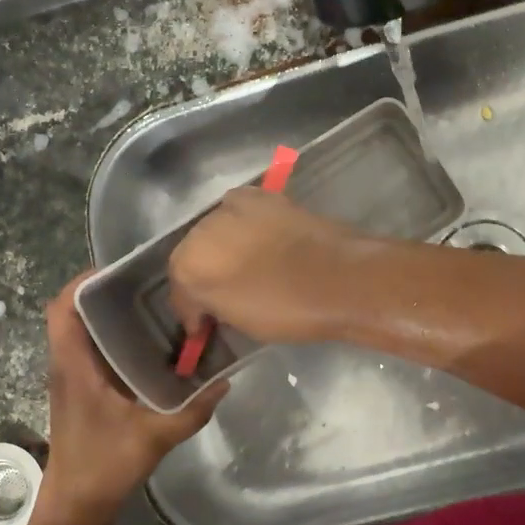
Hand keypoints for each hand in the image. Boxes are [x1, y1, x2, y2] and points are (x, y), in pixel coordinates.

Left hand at [37, 275, 225, 512]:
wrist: (78, 503)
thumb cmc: (104, 464)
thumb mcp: (155, 437)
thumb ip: (191, 410)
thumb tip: (224, 381)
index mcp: (74, 366)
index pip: (63, 307)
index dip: (86, 281)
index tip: (125, 269)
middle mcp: (68, 365)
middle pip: (75, 312)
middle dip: (109, 292)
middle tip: (153, 284)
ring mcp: (74, 379)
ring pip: (85, 331)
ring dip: (113, 315)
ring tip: (158, 307)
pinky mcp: (85, 392)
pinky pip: (96, 351)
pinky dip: (118, 339)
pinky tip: (155, 347)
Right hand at [168, 187, 376, 343]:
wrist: (345, 278)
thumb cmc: (289, 308)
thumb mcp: (242, 322)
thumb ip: (214, 306)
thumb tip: (209, 304)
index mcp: (191, 258)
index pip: (179, 285)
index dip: (190, 308)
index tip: (202, 327)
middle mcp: (206, 223)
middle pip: (194, 251)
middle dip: (204, 274)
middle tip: (220, 298)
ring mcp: (240, 205)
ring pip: (219, 231)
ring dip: (226, 250)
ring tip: (243, 273)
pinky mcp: (270, 198)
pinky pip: (247, 218)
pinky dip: (247, 233)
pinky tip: (261, 249)